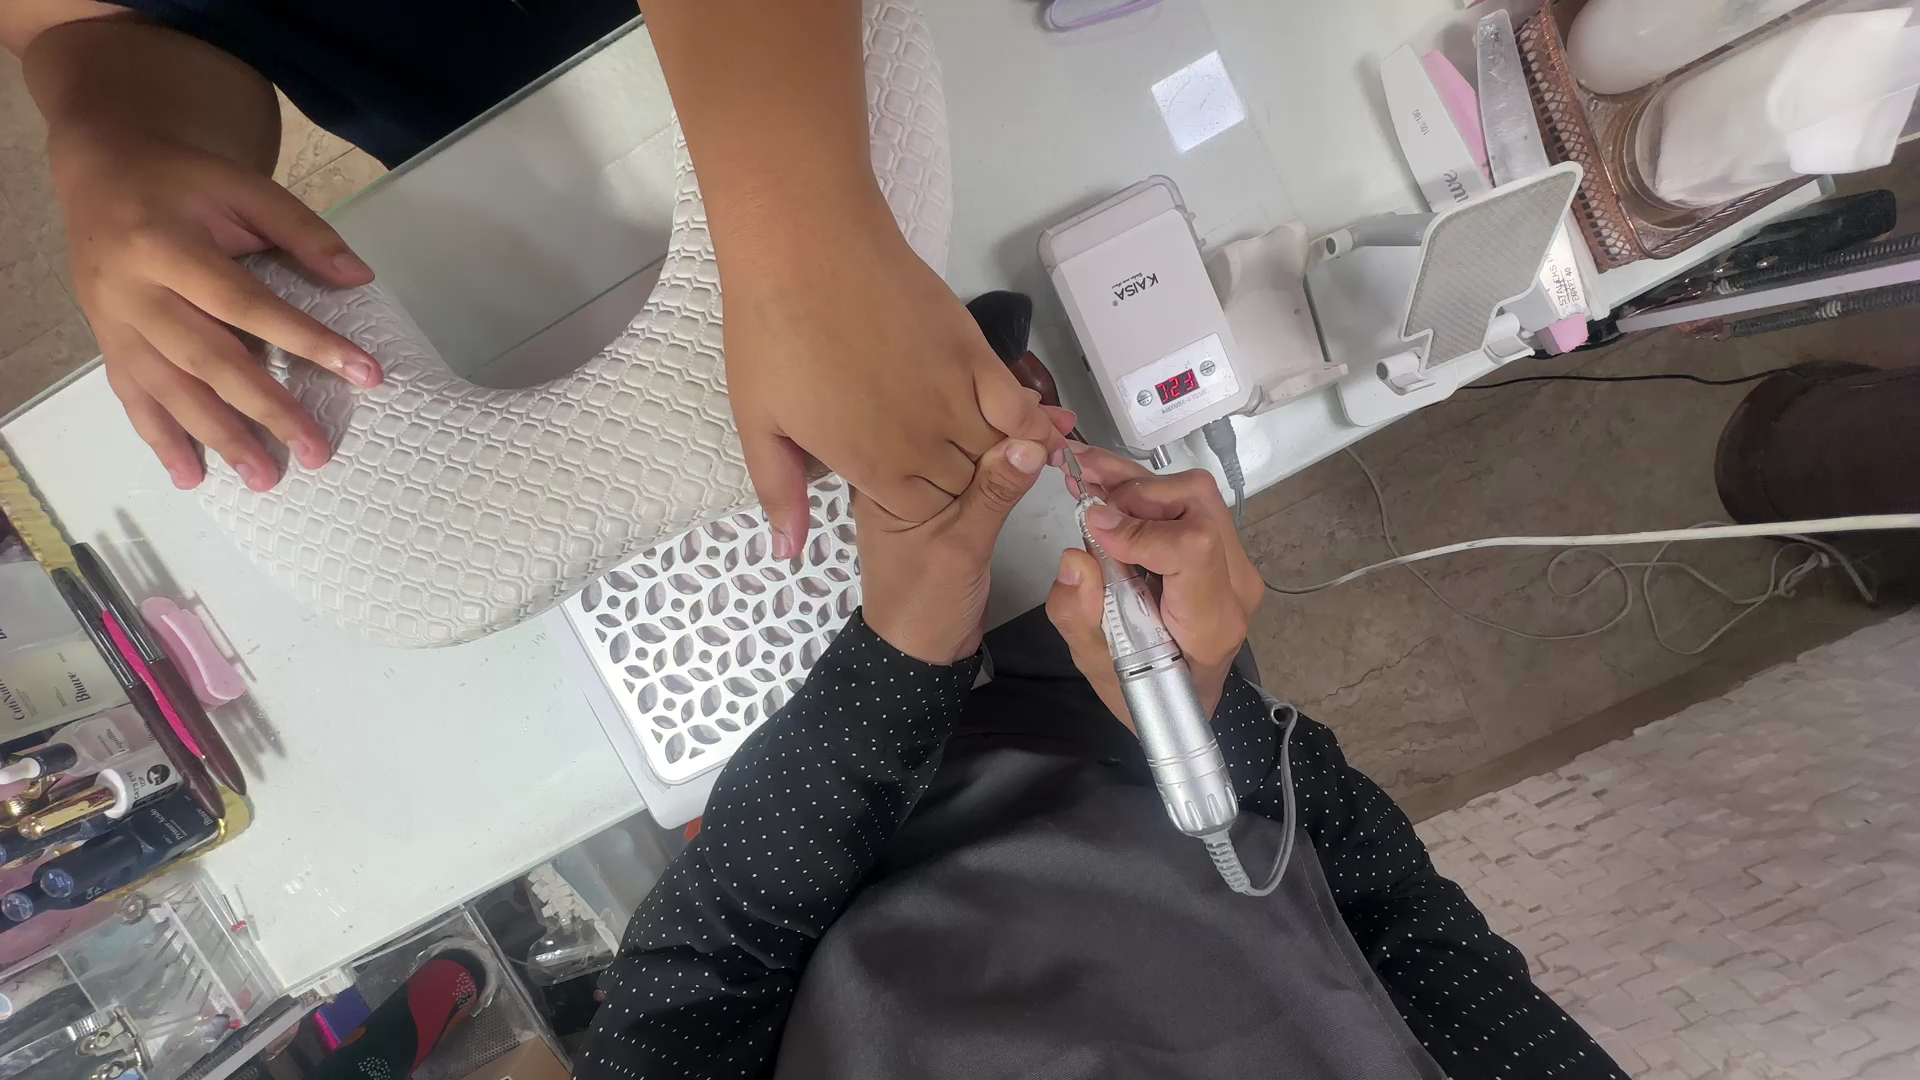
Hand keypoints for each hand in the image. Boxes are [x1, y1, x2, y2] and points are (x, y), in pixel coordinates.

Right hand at [56, 135, 382, 489]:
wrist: (104, 166)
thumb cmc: (191, 184)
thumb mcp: (248, 189)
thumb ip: (304, 233)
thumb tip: (360, 277)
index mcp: (165, 247)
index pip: (249, 306)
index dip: (310, 342)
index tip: (369, 375)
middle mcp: (131, 291)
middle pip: (207, 360)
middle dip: (265, 410)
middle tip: (317, 452)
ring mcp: (113, 321)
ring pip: (168, 389)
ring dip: (217, 438)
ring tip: (267, 480)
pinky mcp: (108, 340)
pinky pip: (133, 396)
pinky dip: (160, 439)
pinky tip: (192, 477)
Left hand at [721, 205, 1061, 557]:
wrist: (806, 246)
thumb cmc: (772, 332)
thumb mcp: (758, 424)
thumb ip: (782, 493)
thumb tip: (788, 554)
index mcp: (872, 465)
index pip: (924, 508)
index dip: (925, 500)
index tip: (917, 482)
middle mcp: (922, 442)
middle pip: (963, 483)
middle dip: (960, 480)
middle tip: (947, 455)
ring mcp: (953, 397)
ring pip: (997, 449)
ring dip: (998, 453)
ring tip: (990, 442)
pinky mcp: (974, 355)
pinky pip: (1017, 406)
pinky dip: (1028, 422)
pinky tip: (1030, 422)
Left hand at [855, 434, 1050, 664]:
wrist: (918, 652)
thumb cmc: (925, 600)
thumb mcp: (962, 544)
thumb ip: (994, 493)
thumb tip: (1030, 440)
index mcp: (887, 475)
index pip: (941, 427)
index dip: (992, 411)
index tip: (1039, 403)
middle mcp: (903, 474)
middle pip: (960, 435)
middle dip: (1011, 421)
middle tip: (1061, 416)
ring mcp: (927, 492)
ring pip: (975, 454)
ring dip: (1015, 441)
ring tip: (1061, 426)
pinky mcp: (948, 508)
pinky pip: (980, 477)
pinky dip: (1009, 465)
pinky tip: (1037, 451)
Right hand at [1045, 445, 1264, 729]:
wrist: (1180, 697)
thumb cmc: (1140, 688)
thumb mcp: (1093, 662)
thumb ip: (1078, 614)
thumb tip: (1074, 558)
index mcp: (1208, 623)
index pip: (1193, 549)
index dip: (1140, 529)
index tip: (1093, 527)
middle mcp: (1233, 585)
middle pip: (1197, 505)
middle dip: (1133, 498)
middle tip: (1090, 512)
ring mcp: (1234, 562)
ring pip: (1193, 492)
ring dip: (1134, 484)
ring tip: (1085, 476)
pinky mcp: (1222, 546)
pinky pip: (1188, 500)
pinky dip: (1141, 487)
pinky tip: (1104, 481)